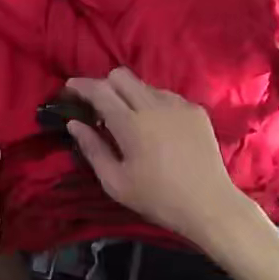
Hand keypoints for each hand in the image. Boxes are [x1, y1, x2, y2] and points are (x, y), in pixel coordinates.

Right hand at [63, 69, 260, 248]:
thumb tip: (74, 124)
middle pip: (121, 75)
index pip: (100, 91)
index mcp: (131, 124)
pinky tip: (157, 128)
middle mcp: (155, 105)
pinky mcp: (195, 110)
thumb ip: (92, 148)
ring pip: (144, 85)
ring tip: (131, 121)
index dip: (81, 86)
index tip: (70, 88)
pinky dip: (153, 104)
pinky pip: (167, 96)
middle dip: (105, 84)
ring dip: (130, 95)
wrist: (209, 204)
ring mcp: (178, 104)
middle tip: (99, 106)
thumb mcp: (116, 182)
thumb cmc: (157, 198)